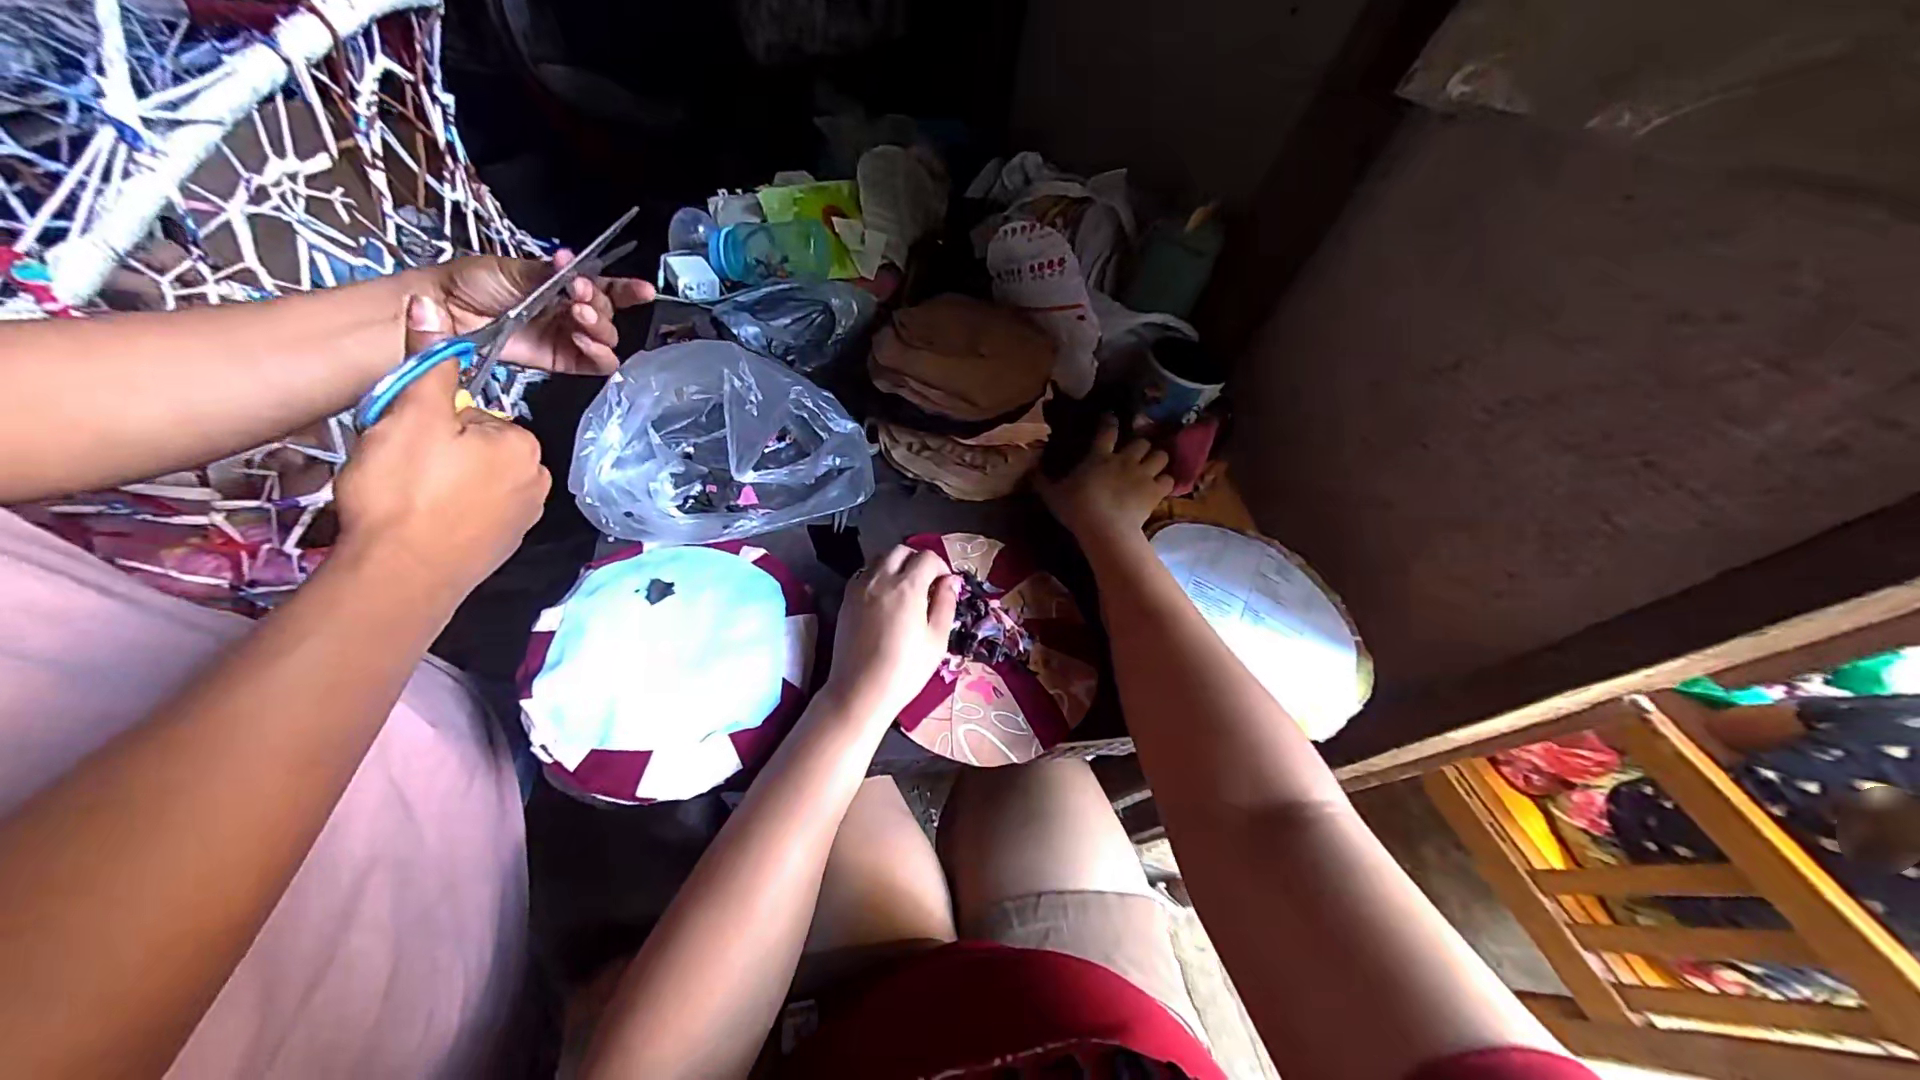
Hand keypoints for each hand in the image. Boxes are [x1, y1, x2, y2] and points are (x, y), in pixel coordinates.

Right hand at [333, 295, 551, 598]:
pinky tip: (423, 520)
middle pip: (477, 447)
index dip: (432, 421)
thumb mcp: (410, 414)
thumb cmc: (405, 491)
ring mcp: (525, 515)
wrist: (401, 573)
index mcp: (524, 444)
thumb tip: (433, 305)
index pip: (473, 414)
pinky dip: (451, 511)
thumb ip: (428, 361)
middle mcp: (538, 478)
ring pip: (475, 479)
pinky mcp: (506, 544)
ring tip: (408, 497)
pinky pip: (475, 512)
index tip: (406, 439)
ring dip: (443, 481)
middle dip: (440, 451)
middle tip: (402, 470)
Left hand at [429, 252, 653, 375]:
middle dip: (601, 304)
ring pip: (608, 339)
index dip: (627, 289)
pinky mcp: (565, 362)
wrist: (446, 314)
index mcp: (564, 287)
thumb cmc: (472, 284)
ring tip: (578, 319)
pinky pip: (597, 363)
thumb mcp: (512, 269)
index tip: (643, 290)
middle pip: (609, 314)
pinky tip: (582, 340)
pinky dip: (598, 353)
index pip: (605, 288)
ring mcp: (570, 339)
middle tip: (580, 296)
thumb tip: (572, 261)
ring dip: (600, 328)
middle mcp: (571, 313)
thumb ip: (548, 271)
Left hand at [824, 546, 961, 724]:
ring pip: (879, 558)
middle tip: (928, 583)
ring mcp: (858, 588)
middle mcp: (880, 579)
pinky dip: (878, 576)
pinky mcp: (845, 600)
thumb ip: (946, 604)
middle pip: (901, 550)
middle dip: (918, 560)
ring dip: (896, 565)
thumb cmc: (905, 670)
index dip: (942, 567)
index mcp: (907, 587)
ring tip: (906, 589)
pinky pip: (864, 574)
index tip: (947, 585)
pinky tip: (885, 599)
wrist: (860, 691)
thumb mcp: (937, 640)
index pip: (927, 558)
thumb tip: (951, 581)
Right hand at [1039, 416, 1172, 548]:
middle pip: (1142, 441)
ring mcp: (1142, 474)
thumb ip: (1042, 481)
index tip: (1112, 418)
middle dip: (1141, 446)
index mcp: (1099, 457)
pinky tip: (1161, 487)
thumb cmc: (1076, 509)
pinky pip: (1169, 479)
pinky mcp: (1155, 491)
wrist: (1104, 528)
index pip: (1107, 430)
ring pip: (1160, 455)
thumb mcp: (1053, 495)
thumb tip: (1028, 470)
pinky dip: (1166, 482)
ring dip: (1157, 460)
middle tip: (1137, 455)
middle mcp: (1124, 460)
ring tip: (1153, 467)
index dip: (1110, 421)